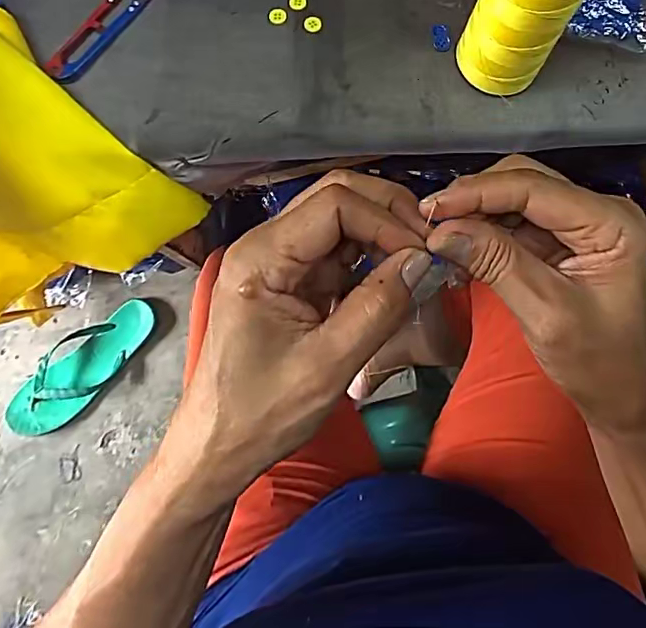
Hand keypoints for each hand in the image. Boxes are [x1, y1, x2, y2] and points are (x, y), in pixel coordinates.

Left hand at [167, 172, 443, 502]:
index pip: (336, 204)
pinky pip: (345, 243)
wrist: (217, 452)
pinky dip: (377, 249)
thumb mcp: (328, 366)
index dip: (386, 220)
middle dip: (390, 211)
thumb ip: (379, 307)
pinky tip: (399, 270)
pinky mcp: (297, 274)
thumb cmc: (261, 414)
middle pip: (339, 194)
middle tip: (429, 242)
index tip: (421, 253)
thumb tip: (424, 259)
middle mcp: (268, 243)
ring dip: (386, 228)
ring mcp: (282, 256)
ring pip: (345, 213)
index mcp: (262, 257)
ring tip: (420, 256)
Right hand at [420, 156, 645, 434]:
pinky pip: (522, 221)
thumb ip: (498, 265)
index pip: (537, 188)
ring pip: (521, 196)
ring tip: (439, 231)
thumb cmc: (602, 364)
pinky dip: (490, 229)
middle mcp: (601, 210)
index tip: (433, 208)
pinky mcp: (569, 240)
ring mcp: (585, 224)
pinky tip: (462, 242)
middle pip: (528, 182)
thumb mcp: (547, 315)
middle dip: (477, 197)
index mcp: (611, 222)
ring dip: (479, 211)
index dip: (480, 192)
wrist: (629, 397)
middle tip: (431, 220)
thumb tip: (444, 231)